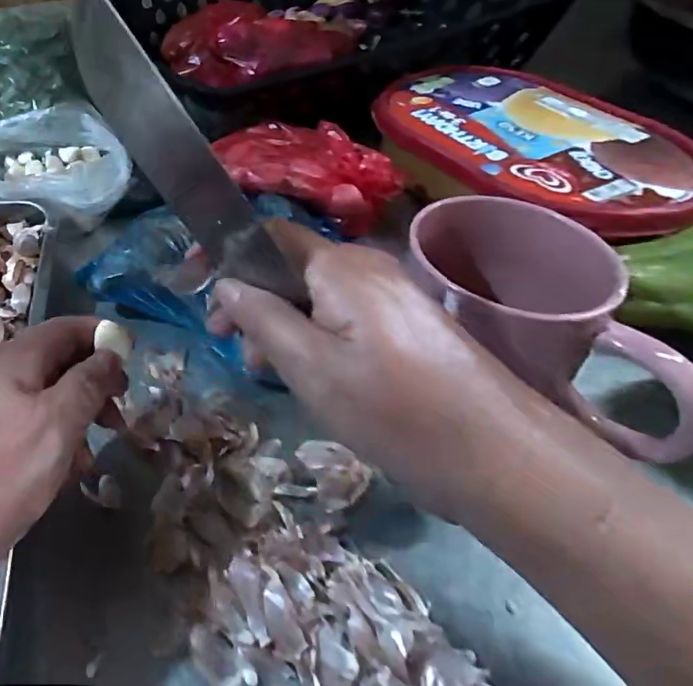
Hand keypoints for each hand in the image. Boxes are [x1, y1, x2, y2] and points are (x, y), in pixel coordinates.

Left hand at [0, 316, 125, 573]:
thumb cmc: (5, 471)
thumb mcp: (58, 421)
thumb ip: (89, 381)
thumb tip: (111, 353)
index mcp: (17, 357)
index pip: (67, 326)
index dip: (102, 334)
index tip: (134, 356)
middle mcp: (3, 372)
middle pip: (61, 357)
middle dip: (96, 376)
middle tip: (124, 403)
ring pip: (51, 391)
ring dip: (83, 408)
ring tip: (107, 438)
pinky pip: (36, 419)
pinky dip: (61, 432)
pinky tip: (76, 467)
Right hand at [207, 222, 546, 518]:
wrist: (500, 456)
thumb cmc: (394, 410)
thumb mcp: (310, 367)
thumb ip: (261, 316)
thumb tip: (227, 282)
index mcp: (339, 265)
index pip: (267, 235)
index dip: (225, 253)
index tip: (191, 284)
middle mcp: (367, 265)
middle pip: (292, 268)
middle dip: (254, 300)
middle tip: (230, 346)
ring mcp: (392, 293)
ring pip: (318, 295)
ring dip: (284, 324)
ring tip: (268, 371)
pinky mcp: (408, 322)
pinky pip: (346, 315)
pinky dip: (317, 336)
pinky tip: (314, 376)